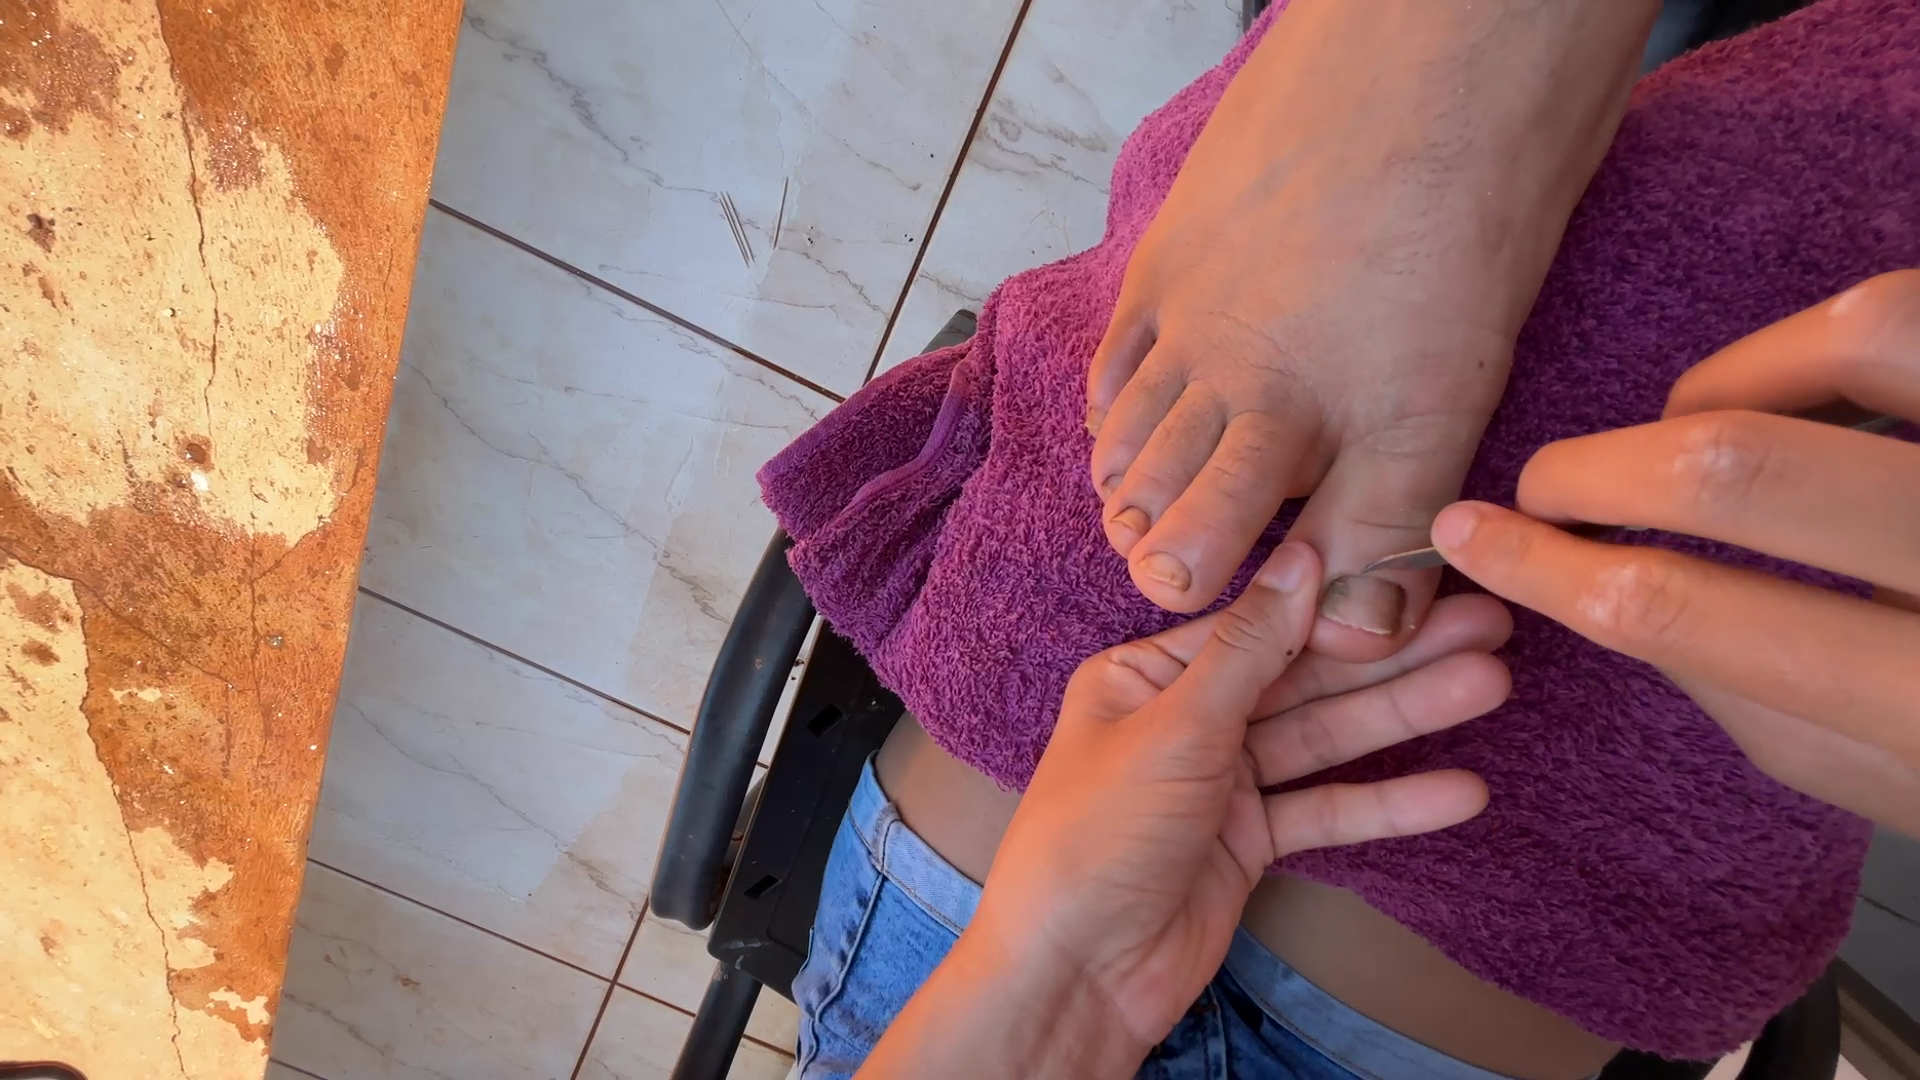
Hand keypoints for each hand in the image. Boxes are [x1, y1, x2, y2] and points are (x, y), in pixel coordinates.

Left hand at [969, 541, 1493, 1051]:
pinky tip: (1461, 791)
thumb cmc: (1100, 831)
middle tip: (1486, 626)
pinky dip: (1385, 803)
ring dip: (1400, 717)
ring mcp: (1217, 780)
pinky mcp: (1246, 839)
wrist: (1074, 970)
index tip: (1416, 573)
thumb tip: (1302, 557)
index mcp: (1143, 674)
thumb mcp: (1176, 728)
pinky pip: (1322, 809)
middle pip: (1295, 680)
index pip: (1251, 627)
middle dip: (1386, 657)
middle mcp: (1182, 717)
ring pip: (1319, 739)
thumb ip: (1247, 649)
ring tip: (1490, 683)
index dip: (1334, 602)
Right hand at [1087, 0, 1655, 657]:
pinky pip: (1112, 355)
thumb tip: (1349, 637)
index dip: (1183, 579)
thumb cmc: (1458, 228)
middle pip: (1148, 486)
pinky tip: (1111, 419)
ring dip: (1123, 478)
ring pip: (1124, 425)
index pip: (1199, 537)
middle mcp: (1205, 378)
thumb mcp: (1443, 400)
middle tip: (1151, 564)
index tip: (1185, 595)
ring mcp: (1175, 315)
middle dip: (1146, 539)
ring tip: (1127, 510)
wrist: (1429, 57)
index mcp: (1275, 423)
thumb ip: (1384, 525)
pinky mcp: (1164, 260)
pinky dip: (1107, 402)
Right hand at [1430, 271, 1919, 834]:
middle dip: (1590, 470)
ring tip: (1707, 425)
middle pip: (1732, 467)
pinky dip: (1830, 344)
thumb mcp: (1859, 768)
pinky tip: (1818, 399)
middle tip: (1554, 486)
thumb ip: (1717, 677)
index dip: (1534, 562)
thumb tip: (1581, 575)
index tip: (1461, 532)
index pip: (1668, 610)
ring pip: (1860, 336)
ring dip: (1722, 383)